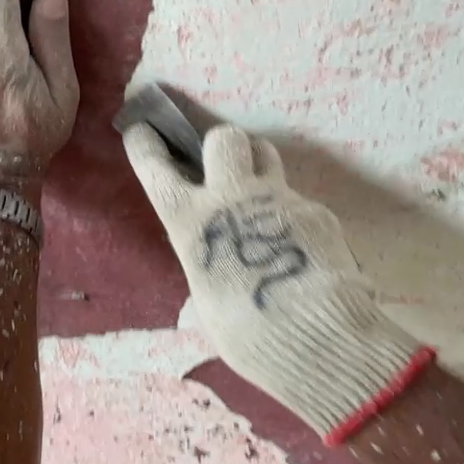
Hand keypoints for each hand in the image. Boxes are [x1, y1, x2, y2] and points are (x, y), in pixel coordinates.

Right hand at [123, 123, 433, 442]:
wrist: (320, 334)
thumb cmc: (248, 333)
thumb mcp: (209, 303)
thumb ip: (209, 268)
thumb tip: (215, 269)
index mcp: (192, 222)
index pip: (158, 169)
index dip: (146, 145)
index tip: (143, 128)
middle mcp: (233, 198)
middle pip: (225, 137)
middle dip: (221, 146)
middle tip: (224, 169)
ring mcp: (279, 200)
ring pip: (266, 154)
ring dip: (258, 165)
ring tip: (260, 195)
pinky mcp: (318, 212)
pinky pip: (299, 201)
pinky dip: (295, 216)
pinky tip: (301, 248)